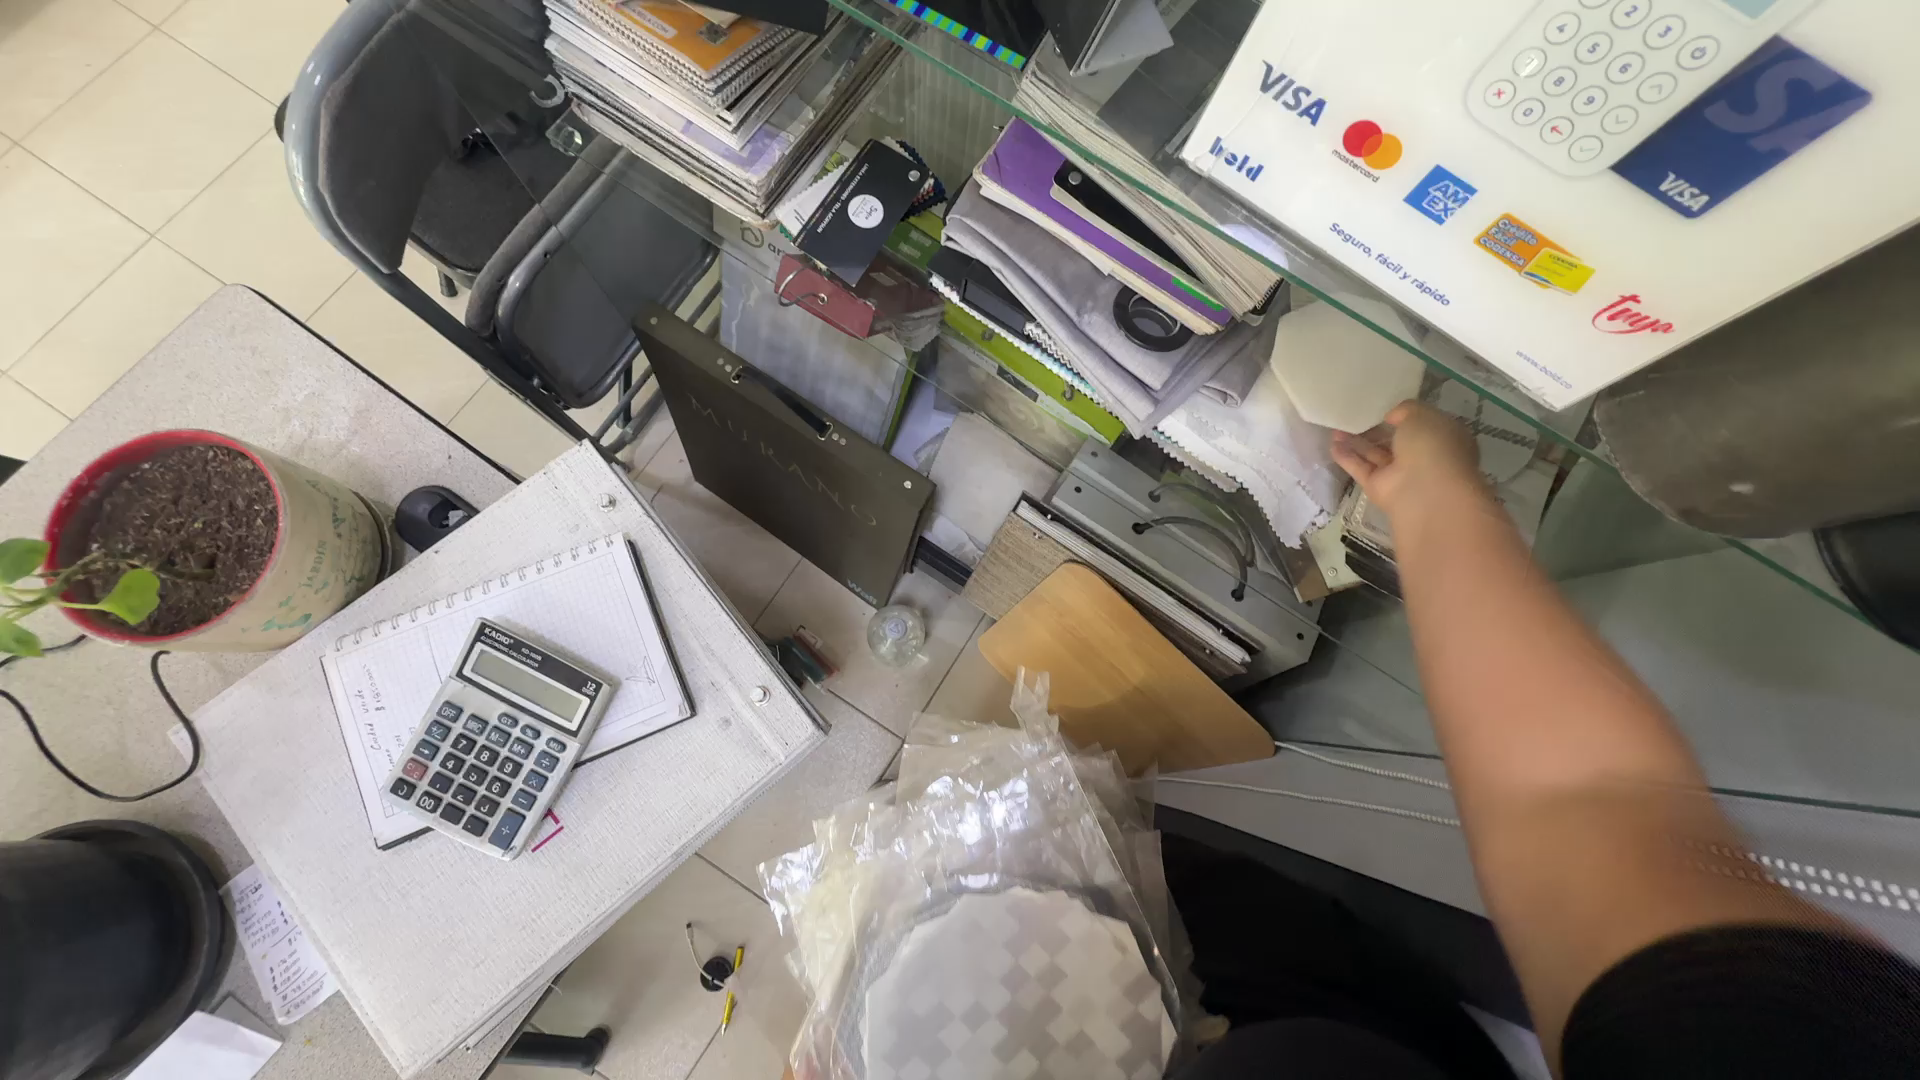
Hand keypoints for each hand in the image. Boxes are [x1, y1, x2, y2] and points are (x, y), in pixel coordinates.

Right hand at [1330, 401, 1485, 519]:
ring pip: (1374, 453)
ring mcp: (1398, 473)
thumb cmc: (1431, 446)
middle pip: (1393, 440)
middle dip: (1374, 428)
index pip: (1419, 424)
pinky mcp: (1378, 486)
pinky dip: (1346, 457)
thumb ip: (1404, 410)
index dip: (1401, 414)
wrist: (1423, 490)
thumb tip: (1390, 417)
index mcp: (1440, 437)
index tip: (1381, 406)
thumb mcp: (1422, 415)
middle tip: (1353, 416)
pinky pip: (1360, 468)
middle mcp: (1421, 455)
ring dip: (1356, 441)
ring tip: (1336, 427)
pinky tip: (1332, 444)